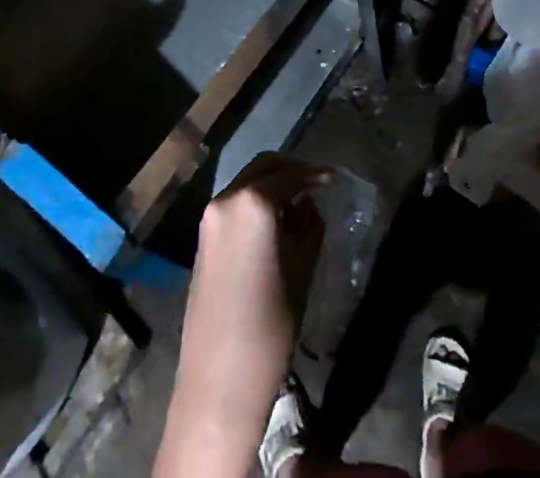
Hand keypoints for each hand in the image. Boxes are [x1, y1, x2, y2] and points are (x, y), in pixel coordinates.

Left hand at [154, 155, 331, 477]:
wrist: (220, 372)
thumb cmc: (271, 323)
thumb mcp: (303, 269)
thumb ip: (308, 225)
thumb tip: (306, 202)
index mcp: (252, 203)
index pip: (288, 174)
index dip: (315, 174)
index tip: (335, 179)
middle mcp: (225, 199)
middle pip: (262, 167)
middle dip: (291, 170)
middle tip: (319, 183)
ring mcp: (209, 217)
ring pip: (246, 182)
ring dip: (272, 184)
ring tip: (301, 202)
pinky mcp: (204, 236)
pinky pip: (235, 202)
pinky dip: (256, 200)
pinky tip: (277, 220)